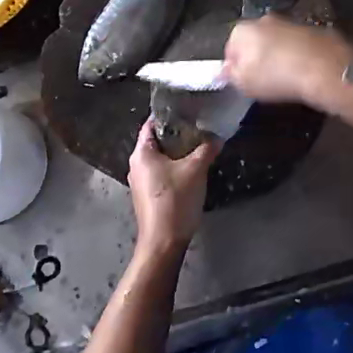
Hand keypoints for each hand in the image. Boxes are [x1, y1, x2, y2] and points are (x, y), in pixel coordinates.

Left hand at [128, 118, 218, 258]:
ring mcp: (139, 181)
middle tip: (196, 129)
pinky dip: (172, 169)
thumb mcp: (195, 171)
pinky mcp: (146, 195)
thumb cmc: (175, 200)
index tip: (185, 111)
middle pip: (155, 142)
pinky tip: (188, 171)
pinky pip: (159, 174)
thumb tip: (216, 136)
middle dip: (175, 136)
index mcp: (141, 153)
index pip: (150, 125)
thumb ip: (206, 150)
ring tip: (196, 148)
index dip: (167, 116)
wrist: (163, 241)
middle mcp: (135, 164)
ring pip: (158, 159)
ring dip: (175, 154)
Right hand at [223, 15, 352, 109]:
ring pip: (277, 41)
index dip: (235, 67)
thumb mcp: (244, 83)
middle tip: (264, 80)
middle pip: (253, 41)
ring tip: (287, 78)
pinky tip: (304, 72)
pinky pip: (299, 44)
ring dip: (279, 55)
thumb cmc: (276, 76)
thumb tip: (224, 71)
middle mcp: (263, 19)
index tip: (243, 81)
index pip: (229, 49)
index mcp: (242, 30)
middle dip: (256, 57)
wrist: (324, 69)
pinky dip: (299, 54)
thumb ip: (230, 76)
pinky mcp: (314, 29)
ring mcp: (290, 22)